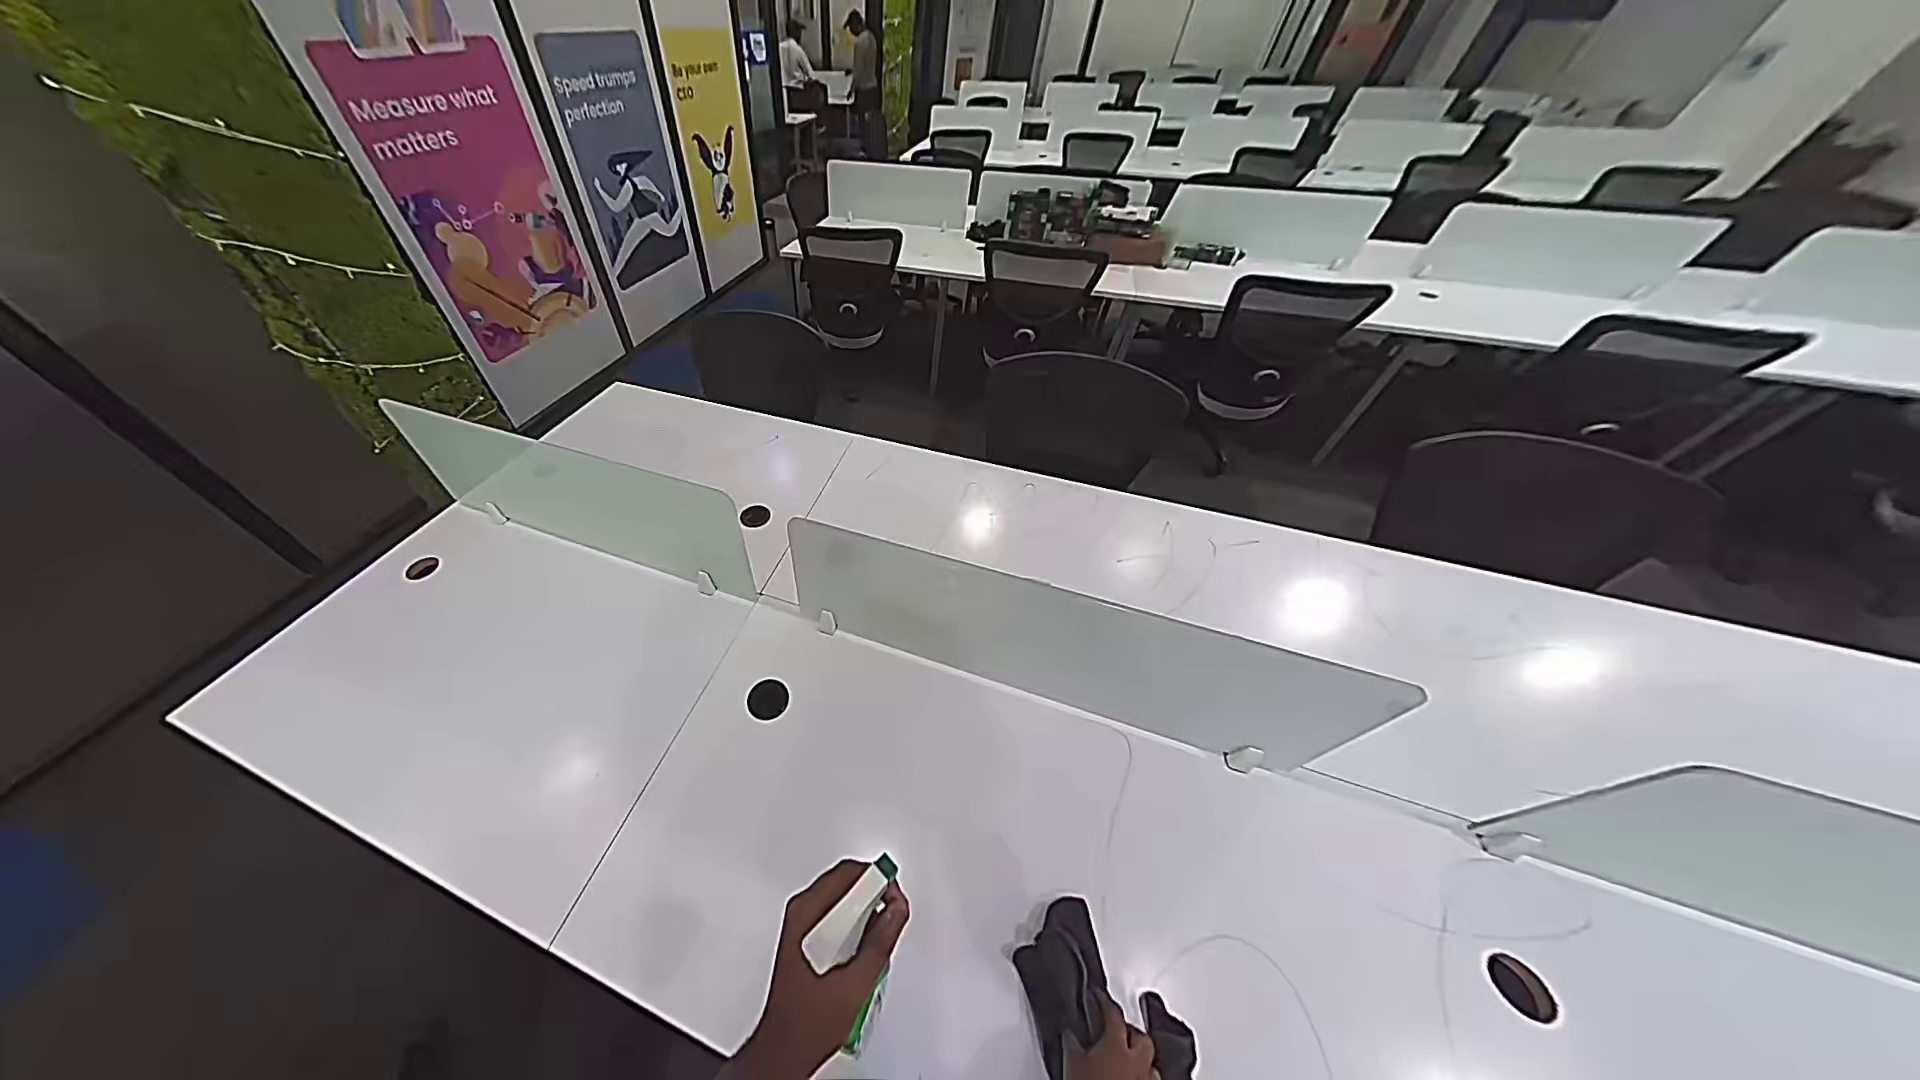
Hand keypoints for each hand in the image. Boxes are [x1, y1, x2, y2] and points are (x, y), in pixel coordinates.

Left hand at [732, 860, 909, 1079]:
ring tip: (875, 946)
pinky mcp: (807, 937)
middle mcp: (801, 913)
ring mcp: (802, 924)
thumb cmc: (806, 1023)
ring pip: (846, 898)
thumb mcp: (854, 984)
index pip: (849, 873)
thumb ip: (879, 942)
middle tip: (893, 918)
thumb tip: (897, 909)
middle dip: (875, 897)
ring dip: (868, 914)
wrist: (783, 1052)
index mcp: (806, 915)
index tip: (895, 899)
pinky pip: (840, 915)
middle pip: (847, 882)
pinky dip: (858, 926)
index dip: (879, 880)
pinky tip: (862, 955)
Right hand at [1066, 996, 1157, 1079]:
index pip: (1114, 1014)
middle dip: (1130, 1031)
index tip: (1099, 998)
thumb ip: (1072, 1042)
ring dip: (1141, 1058)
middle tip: (1117, 1030)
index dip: (1105, 1003)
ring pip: (1152, 1064)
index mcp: (1117, 1046)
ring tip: (1128, 1058)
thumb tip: (1069, 1031)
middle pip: (1141, 1037)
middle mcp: (1137, 1063)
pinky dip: (1145, 1078)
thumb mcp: (1072, 1064)